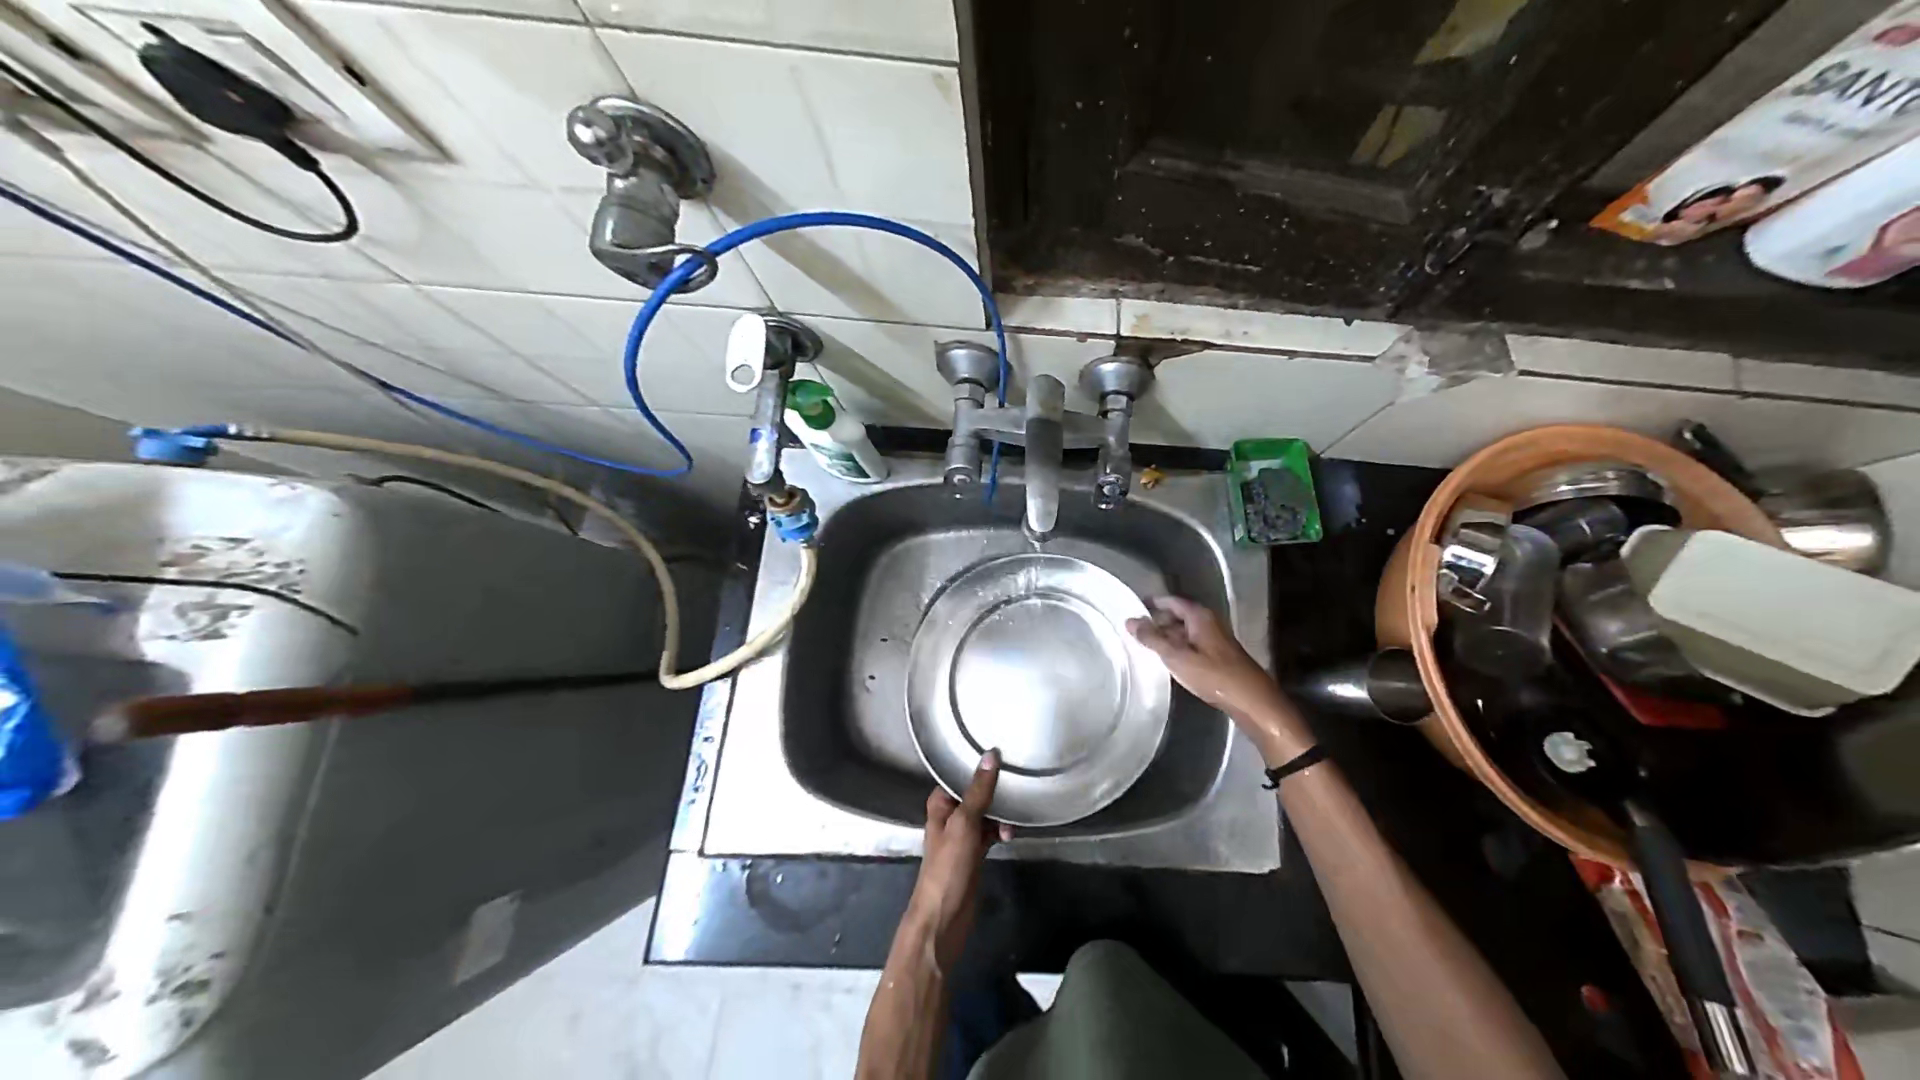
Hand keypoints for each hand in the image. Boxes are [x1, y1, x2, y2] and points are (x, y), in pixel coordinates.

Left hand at [907, 750, 1011, 969]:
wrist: (943, 918)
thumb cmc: (949, 867)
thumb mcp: (964, 823)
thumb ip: (979, 790)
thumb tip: (991, 755)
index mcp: (940, 802)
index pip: (961, 774)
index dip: (982, 767)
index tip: (1006, 756)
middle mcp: (950, 814)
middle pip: (977, 792)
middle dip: (996, 792)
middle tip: (1017, 790)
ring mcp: (963, 834)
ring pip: (987, 812)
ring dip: (1001, 814)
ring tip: (1014, 823)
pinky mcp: (974, 851)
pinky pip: (991, 831)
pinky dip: (1001, 830)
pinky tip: (1011, 835)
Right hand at [1127, 595, 1312, 763]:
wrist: (1251, 700)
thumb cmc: (1212, 674)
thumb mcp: (1176, 656)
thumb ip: (1152, 638)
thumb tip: (1130, 621)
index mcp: (1199, 616)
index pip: (1171, 601)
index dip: (1152, 603)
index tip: (1133, 608)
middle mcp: (1209, 622)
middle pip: (1178, 616)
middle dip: (1157, 621)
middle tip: (1135, 630)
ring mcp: (1215, 640)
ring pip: (1185, 632)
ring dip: (1167, 637)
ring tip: (1146, 646)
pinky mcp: (1218, 656)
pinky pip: (1192, 645)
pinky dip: (1178, 648)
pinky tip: (1168, 661)